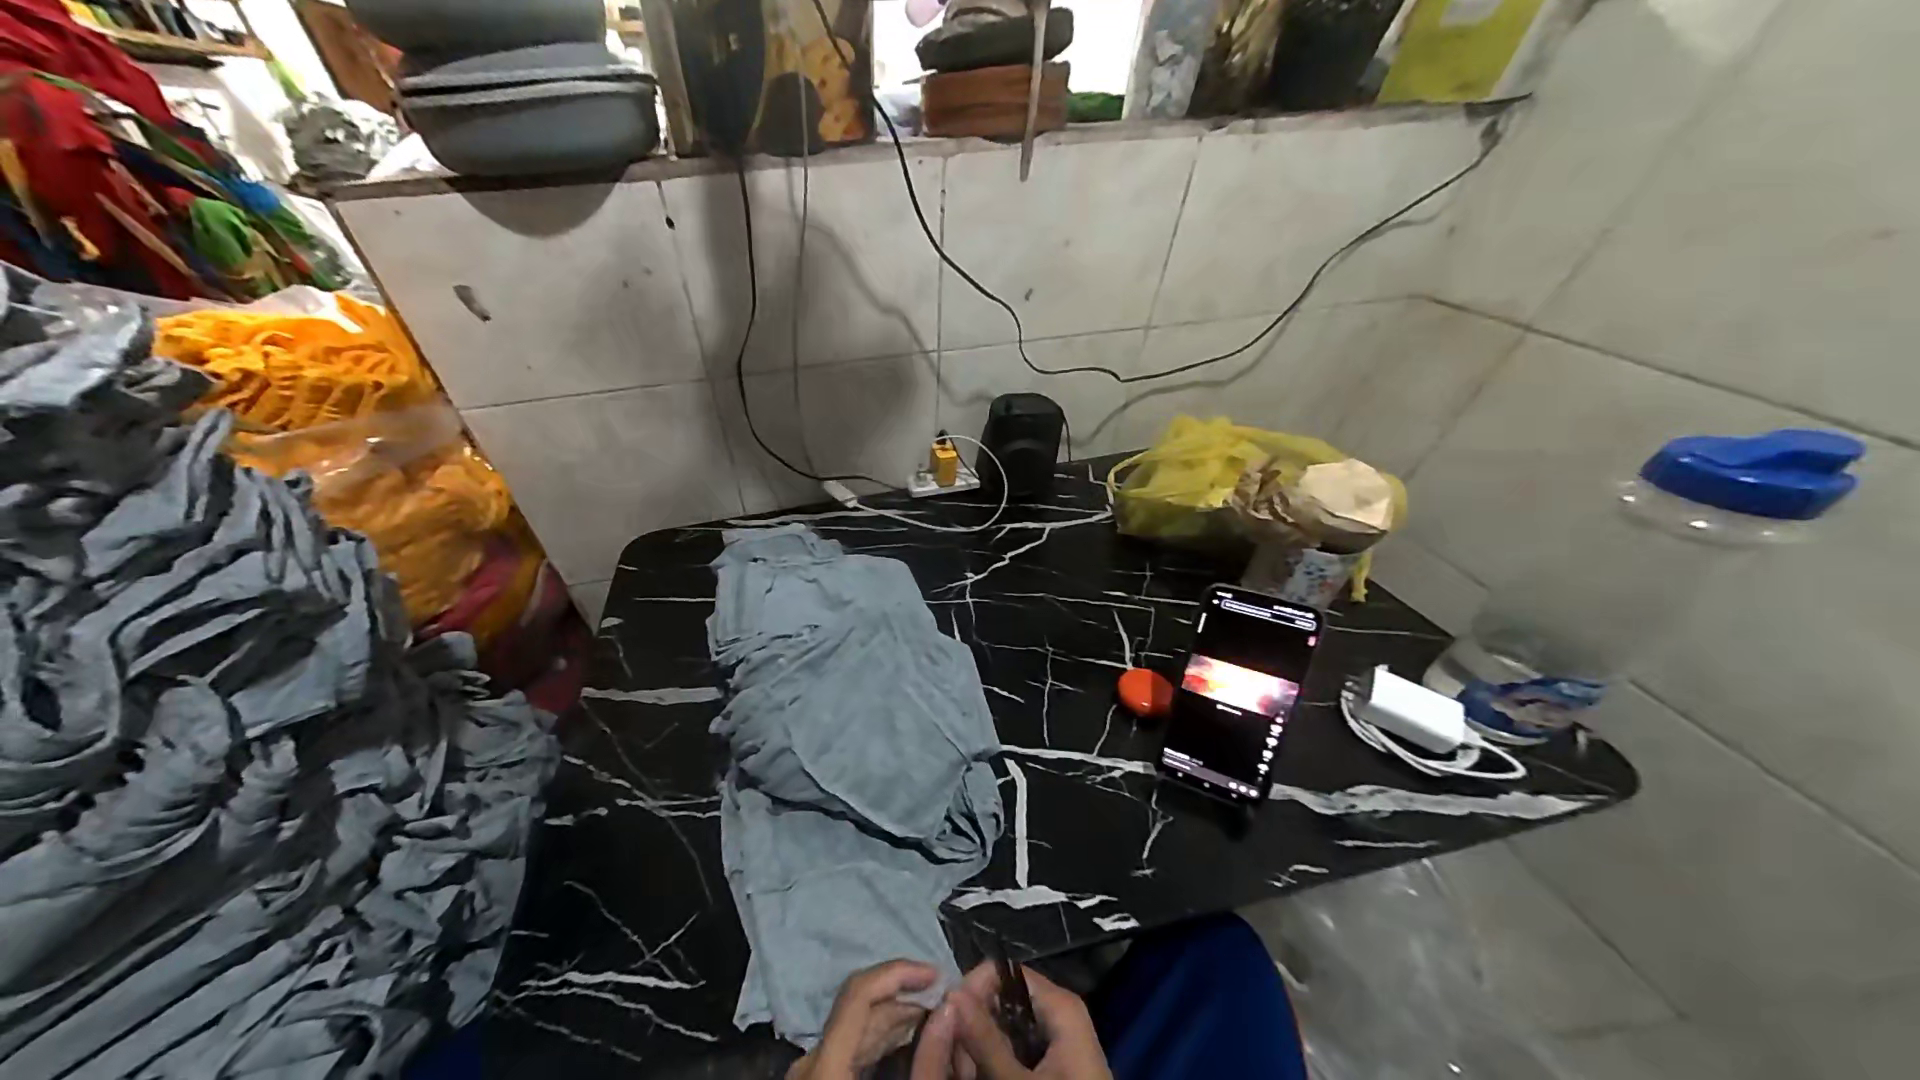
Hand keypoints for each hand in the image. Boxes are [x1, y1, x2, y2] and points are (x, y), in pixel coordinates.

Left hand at [788, 960, 937, 1079]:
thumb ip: (922, 1061)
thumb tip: (948, 1010)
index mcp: (824, 1064)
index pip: (858, 993)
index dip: (898, 972)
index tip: (935, 973)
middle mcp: (812, 1057)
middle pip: (861, 1008)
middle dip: (905, 994)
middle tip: (946, 994)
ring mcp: (813, 1067)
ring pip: (858, 1026)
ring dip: (898, 1013)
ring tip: (937, 1011)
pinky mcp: (819, 1076)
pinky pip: (853, 1045)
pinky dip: (883, 1036)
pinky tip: (910, 1033)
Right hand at [934, 962, 1112, 1079]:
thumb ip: (986, 1041)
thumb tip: (952, 994)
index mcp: (1060, 1003)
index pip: (1004, 972)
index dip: (972, 989)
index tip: (948, 1018)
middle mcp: (1058, 1009)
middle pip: (1003, 998)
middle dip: (974, 1023)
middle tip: (953, 1055)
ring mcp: (1056, 1034)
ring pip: (1005, 1024)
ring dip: (980, 1044)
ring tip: (963, 1071)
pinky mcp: (1053, 1059)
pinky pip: (1016, 1045)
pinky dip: (996, 1057)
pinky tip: (981, 1074)